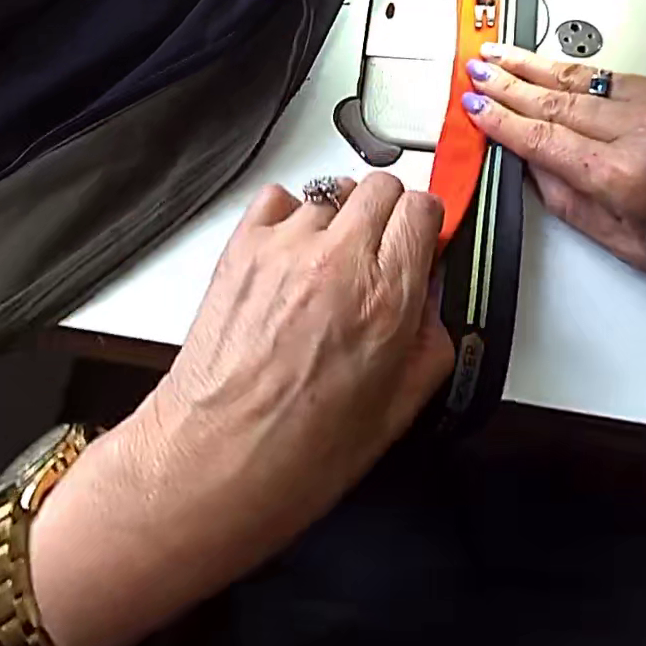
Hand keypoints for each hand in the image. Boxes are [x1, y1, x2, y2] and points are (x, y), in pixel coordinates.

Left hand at [33, 173, 451, 645]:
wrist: (212, 461)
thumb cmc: (302, 449)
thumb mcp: (401, 404)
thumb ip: (433, 334)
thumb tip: (430, 294)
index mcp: (387, 297)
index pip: (423, 207)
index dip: (426, 223)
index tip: (419, 241)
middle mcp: (338, 259)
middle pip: (381, 184)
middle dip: (389, 212)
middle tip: (380, 248)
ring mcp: (285, 246)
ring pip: (332, 190)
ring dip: (340, 218)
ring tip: (328, 262)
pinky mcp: (241, 246)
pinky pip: (279, 197)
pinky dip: (291, 217)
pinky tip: (291, 257)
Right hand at [460, 44, 645, 314]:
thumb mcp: (639, 250)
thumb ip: (576, 206)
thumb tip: (536, 169)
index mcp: (630, 180)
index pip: (544, 139)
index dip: (502, 121)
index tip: (476, 107)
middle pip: (558, 99)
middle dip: (510, 82)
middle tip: (477, 69)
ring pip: (586, 79)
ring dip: (538, 67)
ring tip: (503, 55)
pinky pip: (620, 78)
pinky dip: (582, 73)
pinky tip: (556, 67)